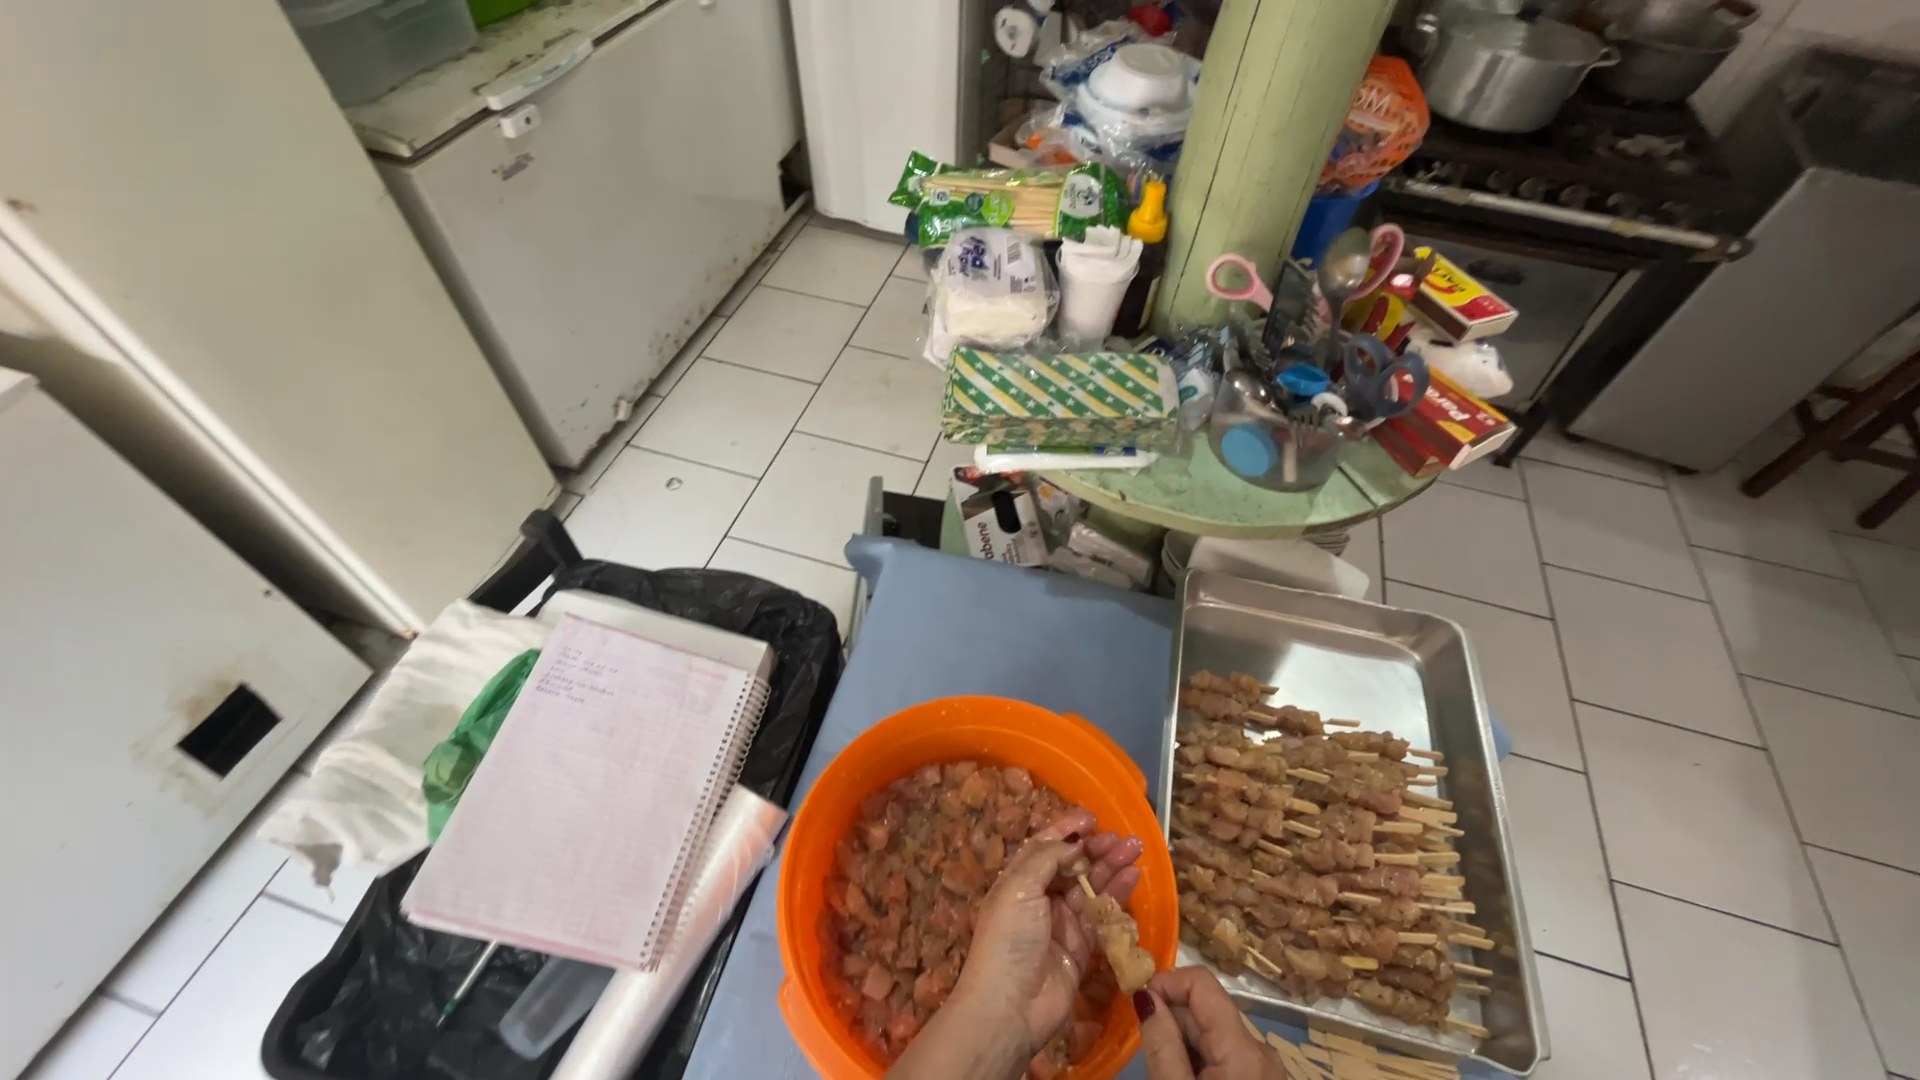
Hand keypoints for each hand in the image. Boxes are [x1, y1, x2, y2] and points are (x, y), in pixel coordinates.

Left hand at [888, 810, 1142, 1078]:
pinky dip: (1117, 896)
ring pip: (1091, 887)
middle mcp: (1040, 897)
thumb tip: (1073, 842)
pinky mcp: (1081, 948)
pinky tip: (1132, 879)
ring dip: (1112, 867)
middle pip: (1072, 865)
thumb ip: (1047, 858)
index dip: (1067, 829)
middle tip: (1121, 838)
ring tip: (1134, 850)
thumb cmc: (1008, 938)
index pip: (1045, 846)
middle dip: (1096, 848)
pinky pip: (1102, 916)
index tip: (1091, 817)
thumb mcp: (1019, 887)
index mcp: (1018, 879)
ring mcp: (1061, 923)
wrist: (1010, 1006)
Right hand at [1136, 967, 1287, 1079]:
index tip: (1137, 1005)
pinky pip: (1224, 1058)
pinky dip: (1200, 1063)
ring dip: (1182, 1045)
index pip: (1201, 982)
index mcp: (1243, 1047)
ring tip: (1166, 1074)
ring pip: (1211, 1036)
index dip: (1165, 983)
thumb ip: (1162, 1044)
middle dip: (1171, 1021)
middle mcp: (1260, 1049)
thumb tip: (1145, 994)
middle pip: (1204, 1010)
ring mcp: (1265, 1070)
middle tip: (1148, 1055)